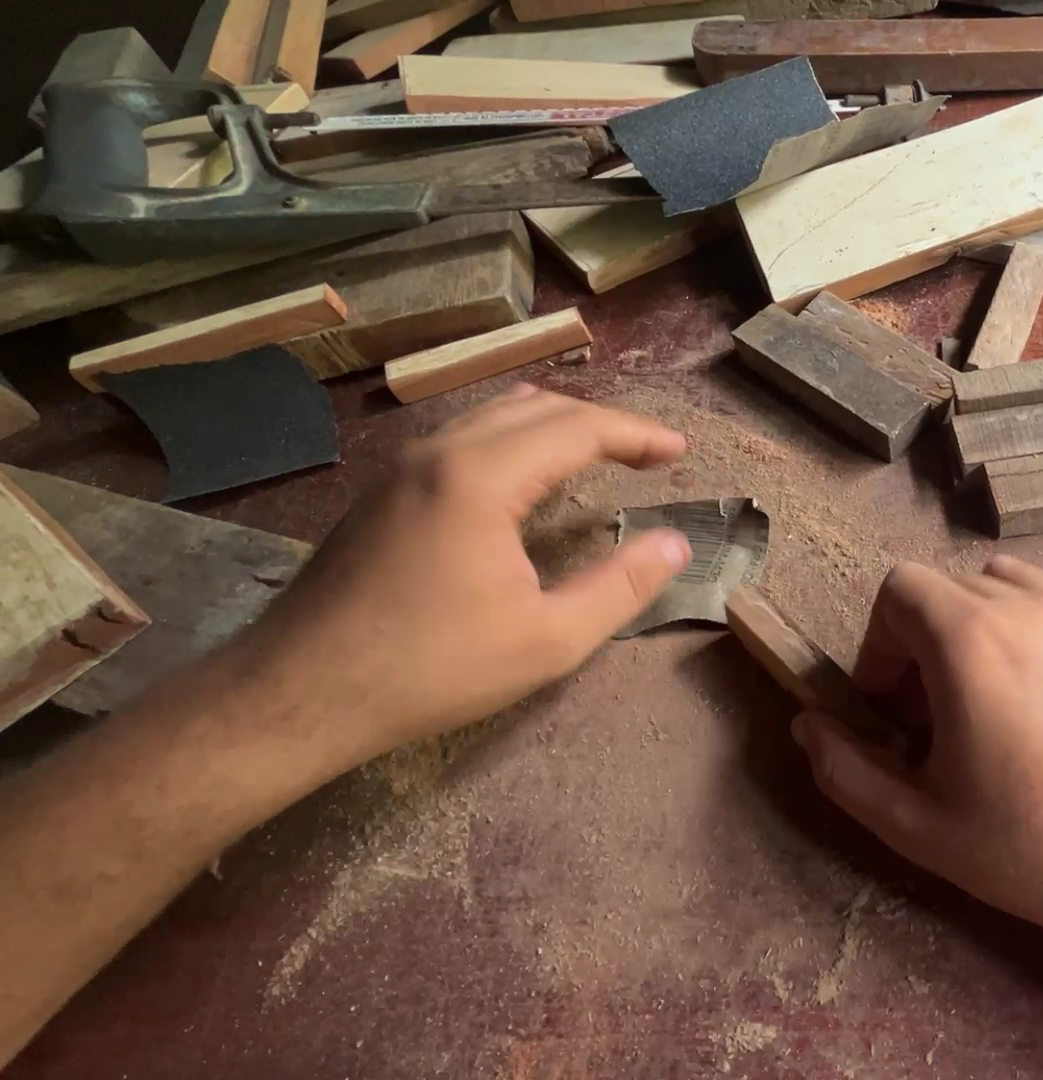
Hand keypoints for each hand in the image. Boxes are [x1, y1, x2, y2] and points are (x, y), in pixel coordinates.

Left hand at [232, 386, 689, 766]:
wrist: (295, 697)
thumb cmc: (433, 669)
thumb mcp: (550, 640)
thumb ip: (622, 586)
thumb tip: (675, 544)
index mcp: (482, 479)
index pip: (579, 429)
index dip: (638, 435)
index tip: (680, 452)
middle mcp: (441, 454)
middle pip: (540, 410)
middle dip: (606, 424)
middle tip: (653, 454)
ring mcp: (404, 469)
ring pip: (497, 416)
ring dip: (561, 426)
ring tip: (605, 452)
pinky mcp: (385, 492)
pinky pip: (468, 438)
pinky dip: (519, 439)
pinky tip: (532, 471)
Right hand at [789, 556, 1042, 936]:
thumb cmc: (1025, 845)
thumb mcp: (913, 823)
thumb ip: (844, 768)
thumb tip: (807, 723)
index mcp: (966, 640)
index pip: (898, 589)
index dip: (881, 644)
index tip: (895, 706)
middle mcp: (1023, 605)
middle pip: (946, 587)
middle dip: (925, 641)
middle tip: (940, 714)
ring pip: (1006, 579)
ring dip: (981, 619)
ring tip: (993, 685)